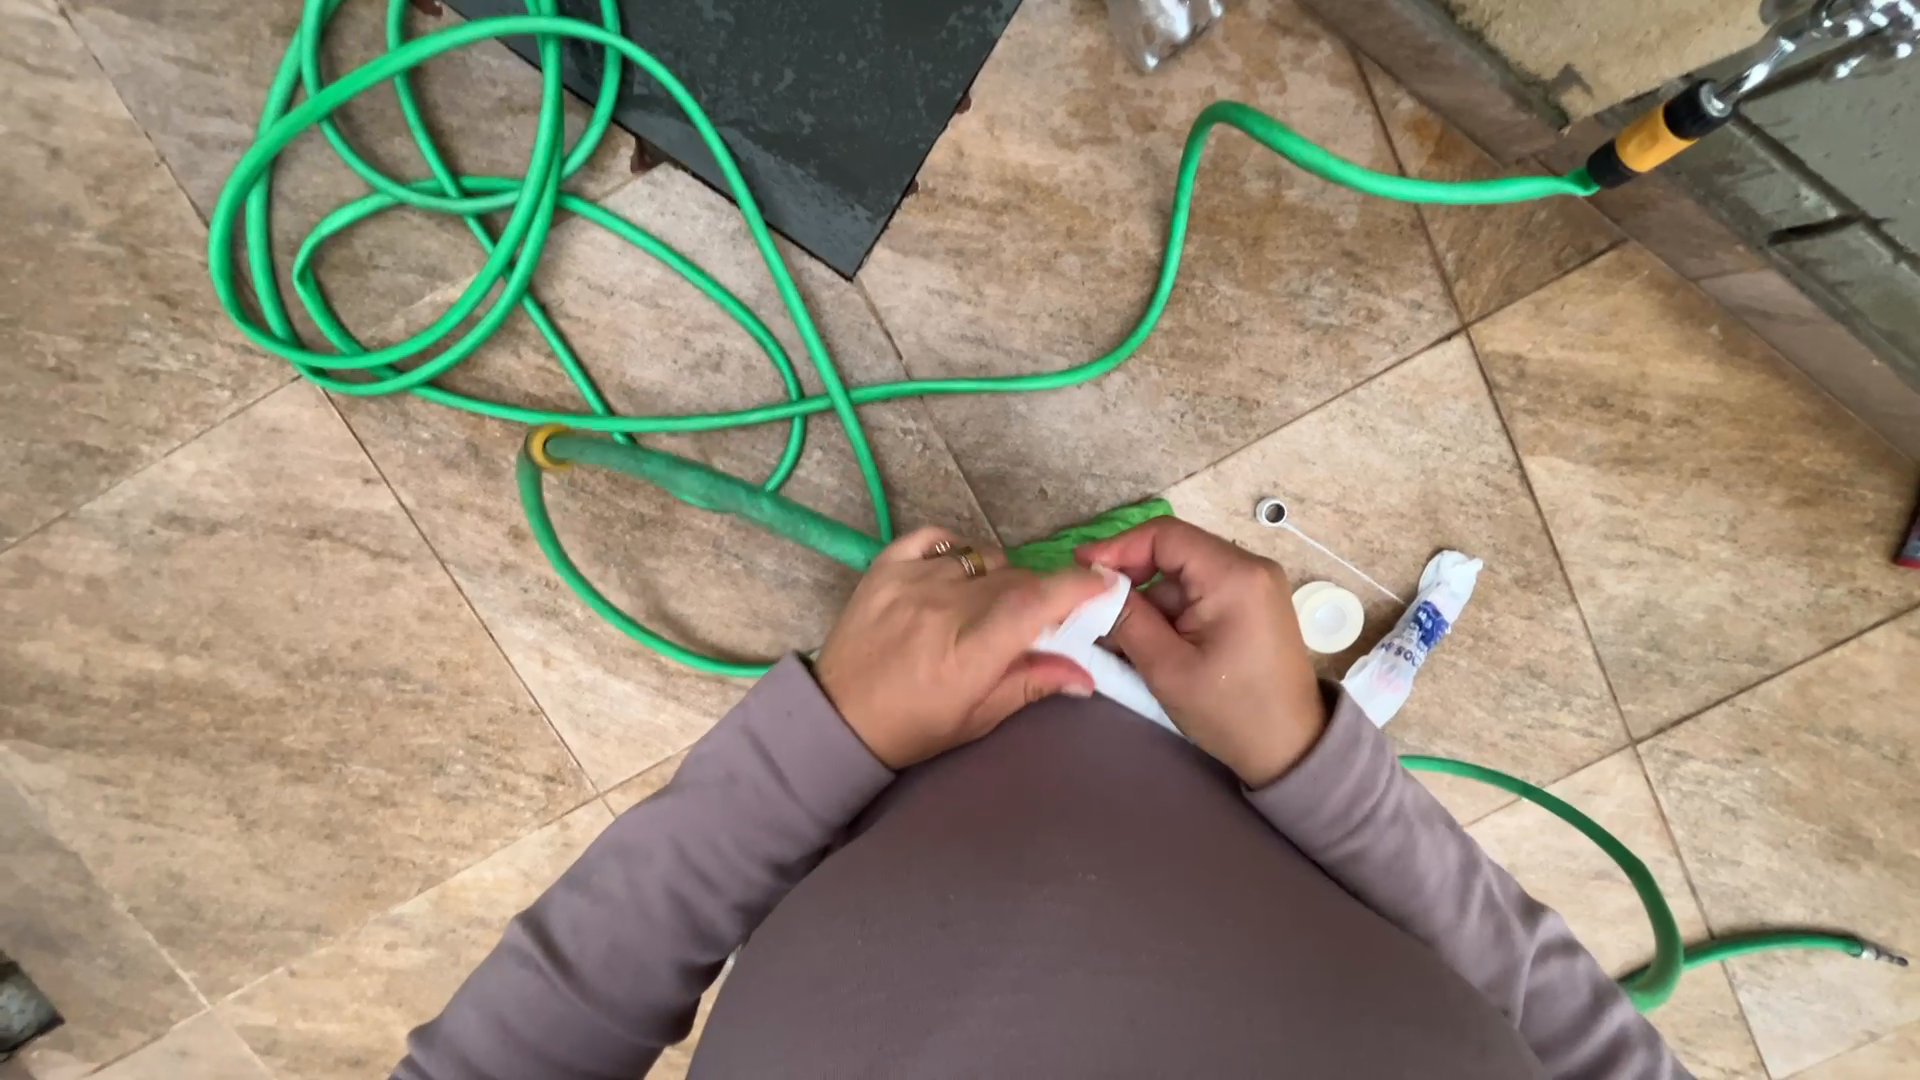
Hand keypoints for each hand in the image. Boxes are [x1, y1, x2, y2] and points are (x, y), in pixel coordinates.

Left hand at [814, 527, 1108, 768]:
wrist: (837, 716)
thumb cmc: (912, 726)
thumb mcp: (976, 718)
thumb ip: (1031, 685)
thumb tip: (1086, 673)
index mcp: (967, 652)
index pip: (1034, 602)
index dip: (1075, 586)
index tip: (1103, 582)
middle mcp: (941, 607)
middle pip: (1016, 577)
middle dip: (1039, 592)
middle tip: (1034, 618)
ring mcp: (910, 580)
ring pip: (982, 556)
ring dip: (999, 575)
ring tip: (985, 604)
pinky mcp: (884, 567)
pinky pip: (936, 537)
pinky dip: (957, 549)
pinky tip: (956, 574)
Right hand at [1077, 518, 1325, 786]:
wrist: (1292, 750)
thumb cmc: (1230, 711)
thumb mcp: (1167, 667)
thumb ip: (1126, 618)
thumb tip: (1093, 585)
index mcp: (1234, 575)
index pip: (1164, 535)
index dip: (1117, 546)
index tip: (1081, 568)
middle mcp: (1249, 567)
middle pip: (1173, 552)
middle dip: (1129, 576)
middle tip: (1092, 604)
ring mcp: (1253, 584)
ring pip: (1181, 575)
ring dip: (1147, 599)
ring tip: (1115, 633)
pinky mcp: (1250, 603)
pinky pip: (1197, 592)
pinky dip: (1168, 611)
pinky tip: (1147, 639)